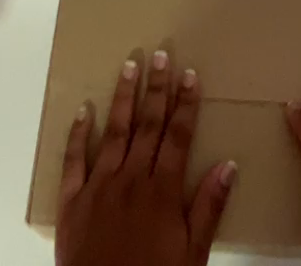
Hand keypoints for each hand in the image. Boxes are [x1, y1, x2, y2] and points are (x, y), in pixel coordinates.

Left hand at [57, 51, 236, 265]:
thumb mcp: (193, 256)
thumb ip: (209, 208)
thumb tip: (229, 165)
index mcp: (162, 193)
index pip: (178, 137)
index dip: (186, 104)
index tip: (190, 75)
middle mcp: (131, 181)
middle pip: (147, 126)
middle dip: (157, 89)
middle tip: (161, 55)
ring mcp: (99, 187)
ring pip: (113, 132)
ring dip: (123, 97)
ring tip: (129, 65)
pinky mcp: (72, 202)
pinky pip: (74, 160)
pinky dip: (78, 133)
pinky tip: (84, 108)